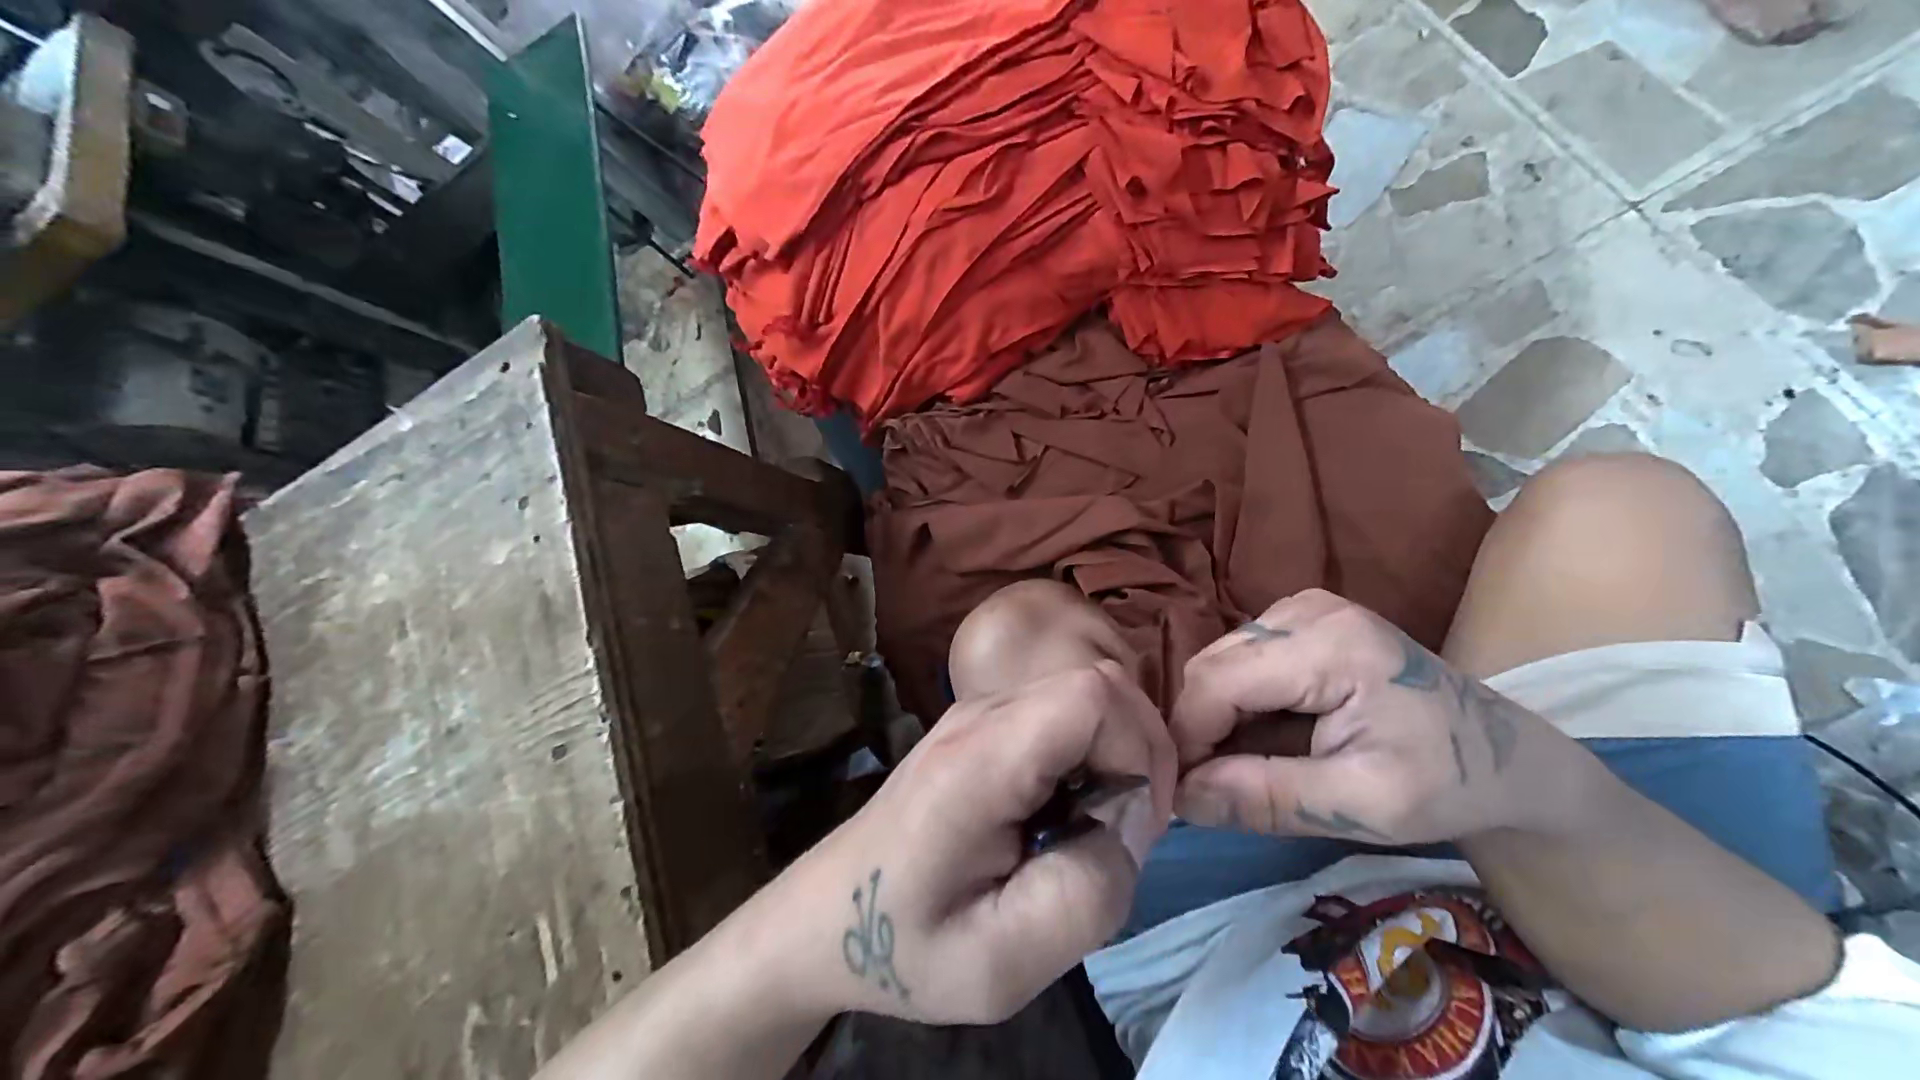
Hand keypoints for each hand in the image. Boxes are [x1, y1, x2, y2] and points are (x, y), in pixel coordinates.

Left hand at [793, 661, 1174, 1023]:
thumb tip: (1127, 823)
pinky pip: (1062, 716)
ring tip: (1093, 831)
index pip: (1092, 696)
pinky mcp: (981, 724)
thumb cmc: (909, 945)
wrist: (833, 915)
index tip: (1133, 829)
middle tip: (1123, 836)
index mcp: (979, 760)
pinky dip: (1091, 759)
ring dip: (1116, 760)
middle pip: (1099, 688)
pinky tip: (1068, 814)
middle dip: (1139, 757)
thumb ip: (1086, 895)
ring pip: (1086, 699)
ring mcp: (978, 712)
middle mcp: (979, 716)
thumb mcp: (1001, 963)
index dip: (1139, 752)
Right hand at [1170, 590, 1566, 844]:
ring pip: (1218, 662)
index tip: (1183, 793)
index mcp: (1330, 645)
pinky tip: (1262, 736)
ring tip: (1243, 766)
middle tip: (1212, 788)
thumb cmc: (1447, 783)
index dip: (1187, 738)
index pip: (1216, 682)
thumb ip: (1268, 797)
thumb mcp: (1363, 806)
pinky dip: (1235, 703)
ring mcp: (1302, 608)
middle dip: (1200, 729)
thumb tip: (1179, 797)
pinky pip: (1238, 659)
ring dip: (1215, 717)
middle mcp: (1305, 609)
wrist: (1504, 756)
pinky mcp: (1300, 619)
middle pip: (1211, 667)